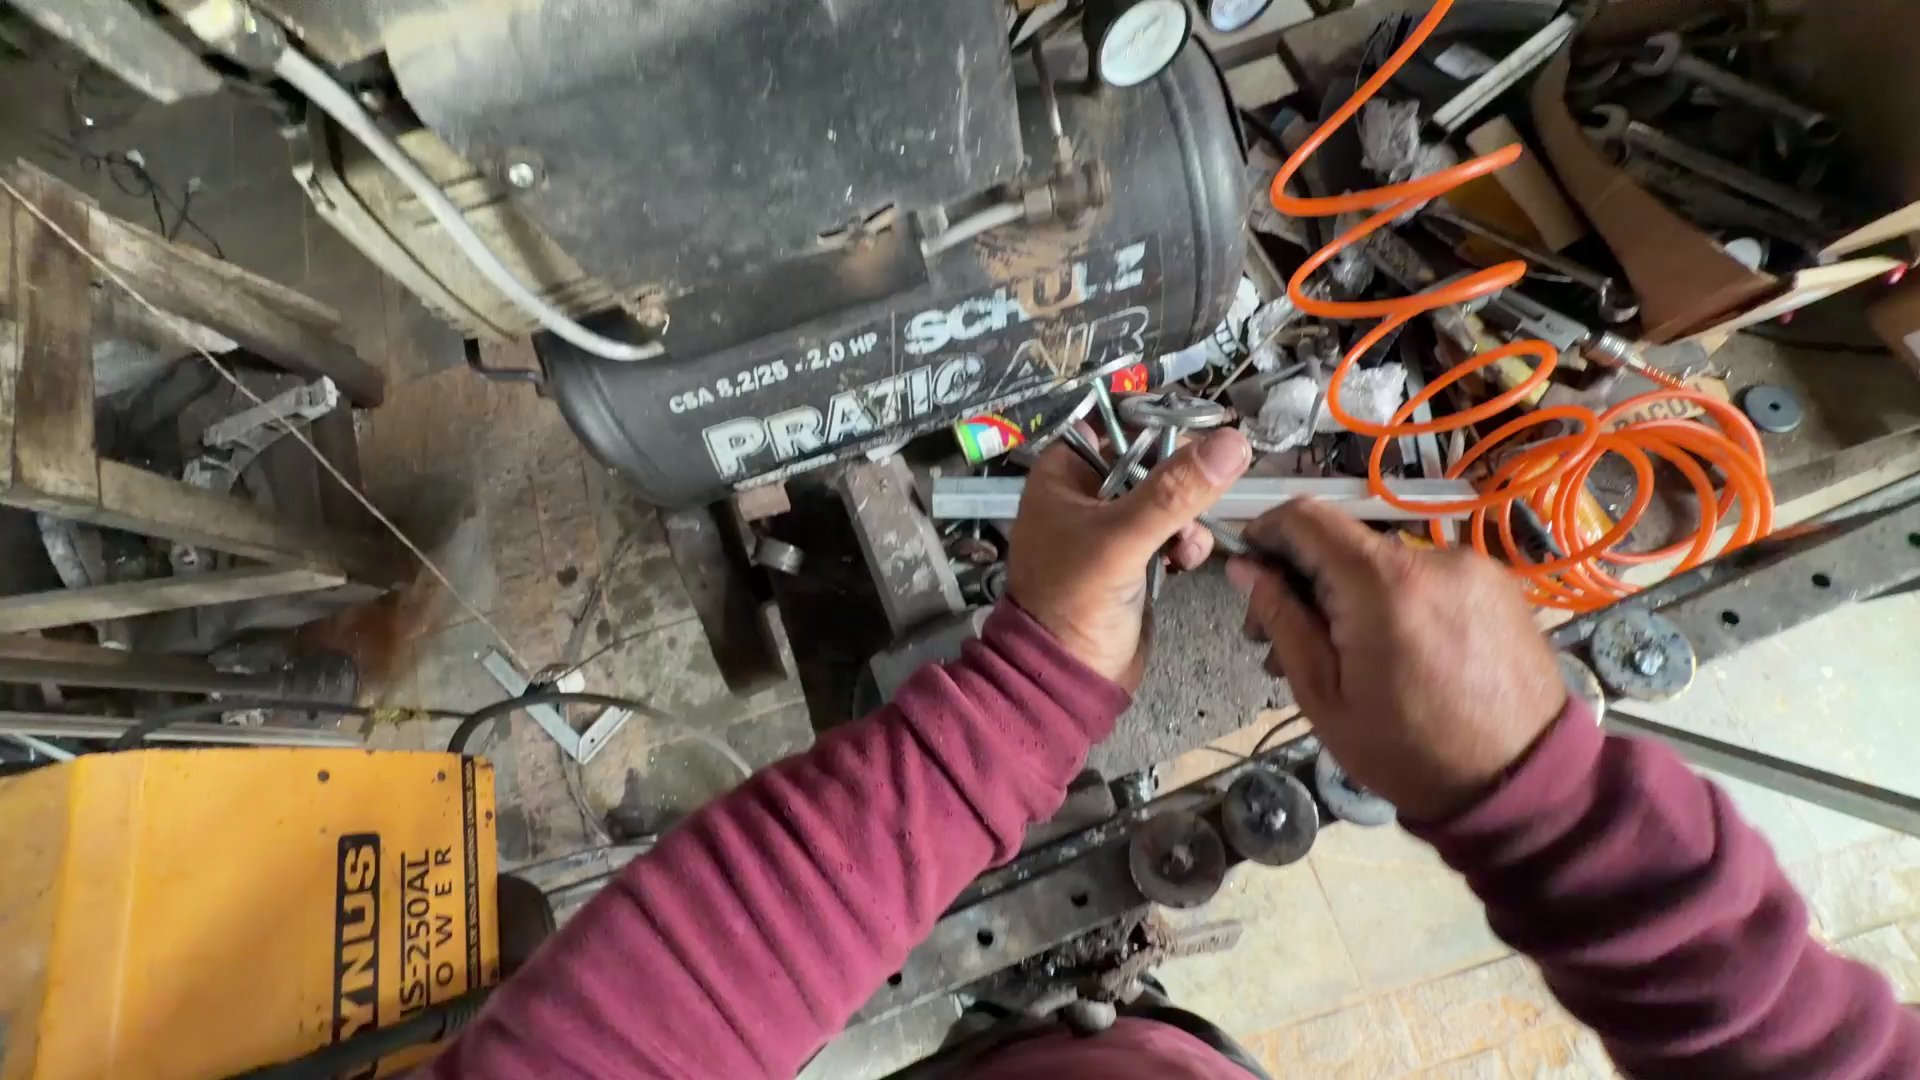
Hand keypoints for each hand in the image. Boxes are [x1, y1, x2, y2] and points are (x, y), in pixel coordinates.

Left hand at [1007, 428, 1251, 690]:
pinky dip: (1184, 542)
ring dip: (1186, 516)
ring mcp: (1109, 529)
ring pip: (1165, 499)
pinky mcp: (1133, 559)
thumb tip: (1232, 441)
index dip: (1154, 424)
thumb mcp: (1121, 538)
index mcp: (1062, 476)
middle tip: (1203, 494)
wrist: (1068, 673)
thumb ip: (1174, 491)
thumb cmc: (1075, 598)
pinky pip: (1170, 532)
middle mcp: (1084, 496)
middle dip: (1180, 479)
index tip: (1199, 433)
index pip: (1112, 425)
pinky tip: (1185, 561)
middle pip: (1148, 461)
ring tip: (1186, 544)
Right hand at [1227, 501, 1567, 819]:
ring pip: (1375, 560)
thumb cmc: (1406, 750)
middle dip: (1297, 579)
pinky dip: (1383, 598)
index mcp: (1384, 584)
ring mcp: (1471, 567)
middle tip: (1274, 636)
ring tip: (1330, 651)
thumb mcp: (1320, 693)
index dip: (1264, 532)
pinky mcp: (1494, 584)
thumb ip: (1280, 618)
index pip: (1305, 517)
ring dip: (1340, 593)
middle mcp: (1432, 557)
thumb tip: (1243, 568)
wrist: (1525, 786)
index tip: (1245, 570)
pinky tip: (1379, 647)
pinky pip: (1416, 575)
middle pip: (1339, 541)